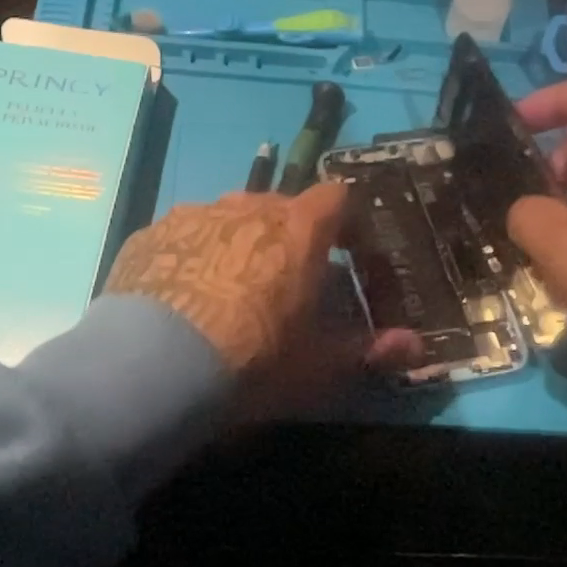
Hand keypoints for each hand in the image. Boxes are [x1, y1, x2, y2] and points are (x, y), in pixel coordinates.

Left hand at [103, 185, 416, 410]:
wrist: (154, 367)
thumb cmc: (252, 361)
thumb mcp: (317, 366)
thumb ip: (369, 351)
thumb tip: (418, 346)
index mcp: (297, 230)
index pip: (338, 199)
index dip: (349, 222)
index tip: (351, 253)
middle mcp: (246, 207)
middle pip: (280, 207)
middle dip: (291, 237)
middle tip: (289, 283)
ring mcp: (192, 216)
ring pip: (228, 218)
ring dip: (239, 244)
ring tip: (232, 292)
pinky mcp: (148, 236)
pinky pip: (183, 237)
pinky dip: (193, 257)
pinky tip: (185, 298)